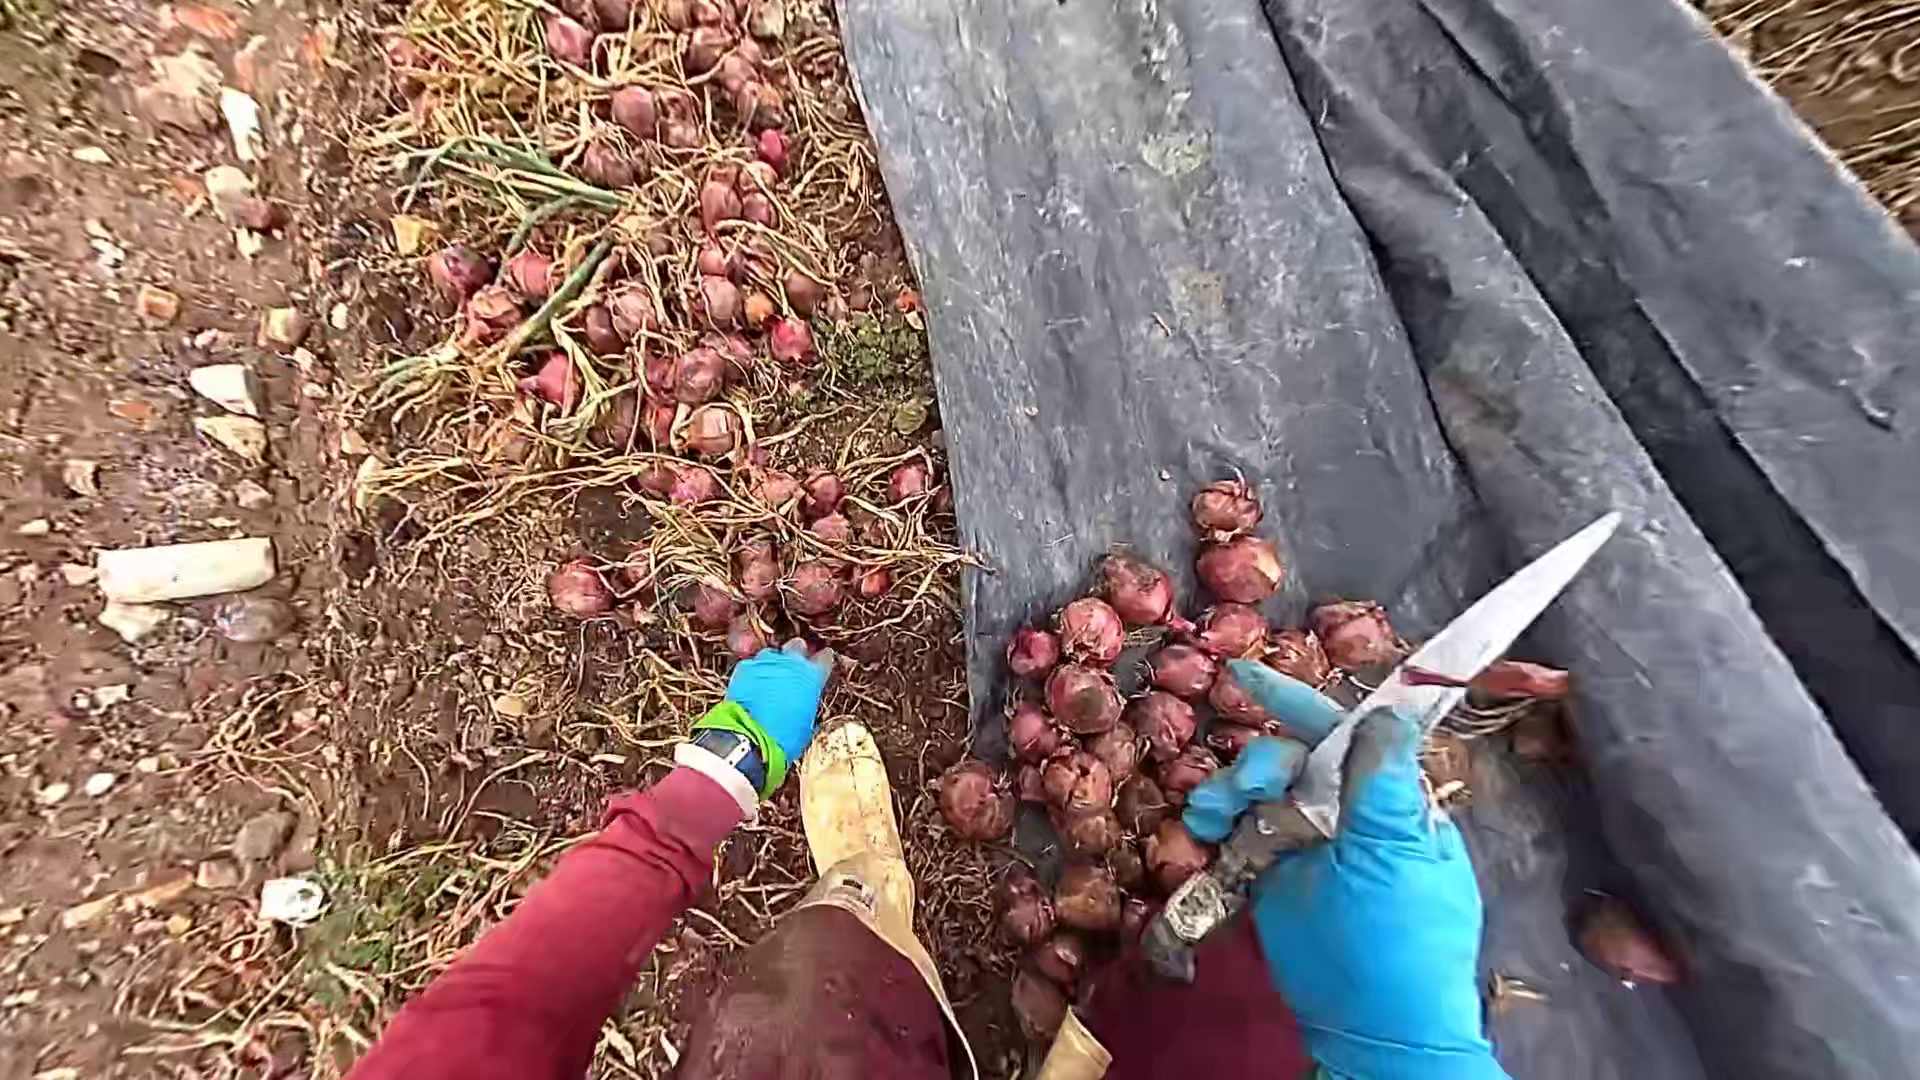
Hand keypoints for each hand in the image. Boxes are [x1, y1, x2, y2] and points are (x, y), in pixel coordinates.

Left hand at [693, 640, 834, 795]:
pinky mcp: (744, 667)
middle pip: (798, 645)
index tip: (820, 665)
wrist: (749, 741)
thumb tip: (805, 699)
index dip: (823, 662)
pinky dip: (753, 673)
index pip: (825, 657)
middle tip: (794, 669)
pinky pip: (752, 664)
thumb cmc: (783, 738)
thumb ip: (808, 700)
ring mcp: (766, 662)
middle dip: (797, 654)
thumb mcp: (807, 721)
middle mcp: (792, 662)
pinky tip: (751, 687)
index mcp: (812, 675)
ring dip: (774, 664)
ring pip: (773, 653)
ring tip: (770, 679)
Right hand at [1183, 661, 1505, 1079]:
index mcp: (1378, 798)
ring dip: (1224, 792)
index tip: (1243, 674)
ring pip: (1250, 786)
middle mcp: (1337, 805)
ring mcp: (1299, 832)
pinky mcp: (1265, 859)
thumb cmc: (1397, 938)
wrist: (1366, 1024)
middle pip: (1282, 755)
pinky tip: (1202, 831)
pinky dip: (1213, 820)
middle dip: (1255, 765)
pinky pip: (1232, 821)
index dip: (1291, 700)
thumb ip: (1383, 782)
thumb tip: (1387, 713)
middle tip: (1239, 794)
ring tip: (1208, 818)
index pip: (1336, 731)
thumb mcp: (1395, 856)